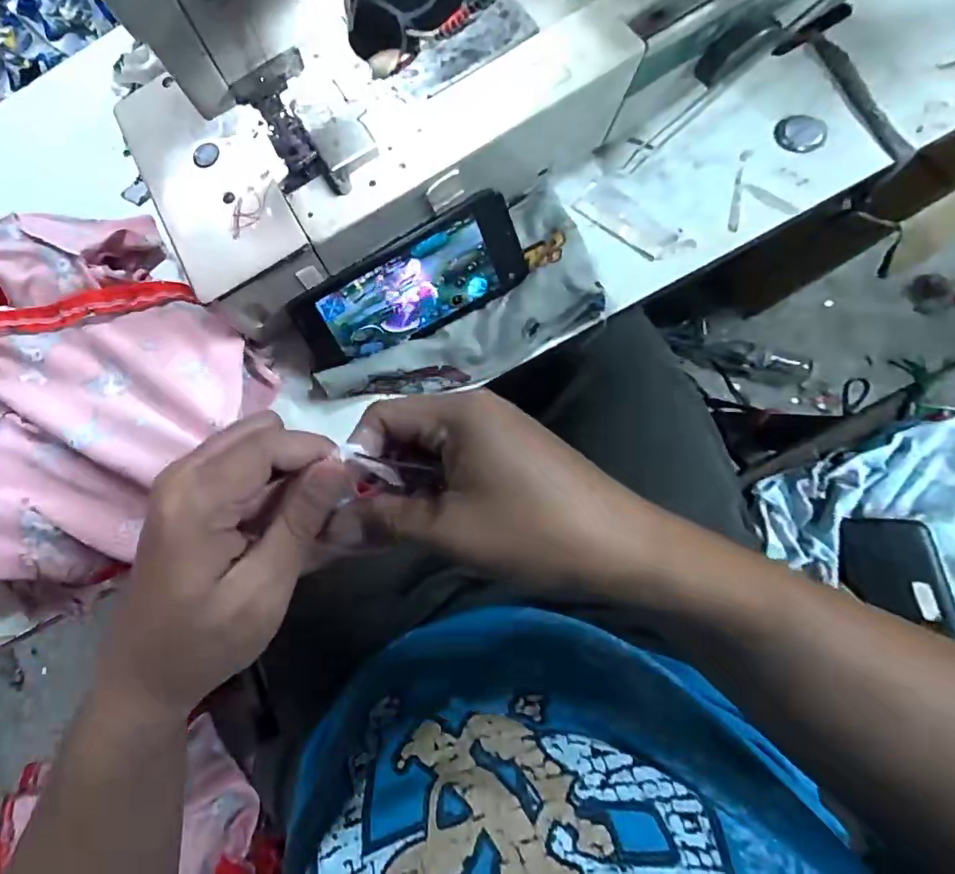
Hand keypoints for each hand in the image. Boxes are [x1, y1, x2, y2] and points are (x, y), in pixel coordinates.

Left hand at [98, 412, 347, 716]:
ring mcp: (178, 477)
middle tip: (319, 505)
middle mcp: (182, 471)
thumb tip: (337, 463)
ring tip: (298, 514)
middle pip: (259, 431)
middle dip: (298, 458)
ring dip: (282, 467)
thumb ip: (300, 519)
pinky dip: (263, 478)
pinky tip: (273, 519)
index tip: (349, 483)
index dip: (315, 452)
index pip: (269, 442)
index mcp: (197, 495)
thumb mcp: (264, 589)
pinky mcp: (182, 489)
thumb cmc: (205, 642)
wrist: (143, 673)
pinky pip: (235, 460)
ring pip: (249, 440)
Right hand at [348, 389, 683, 596]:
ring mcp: (495, 428)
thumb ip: (385, 519)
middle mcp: (473, 407)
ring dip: (409, 485)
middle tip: (373, 525)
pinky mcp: (509, 451)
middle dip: (382, 475)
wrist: (623, 547)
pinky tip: (441, 521)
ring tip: (404, 529)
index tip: (353, 503)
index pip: (380, 415)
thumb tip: (331, 524)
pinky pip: (456, 459)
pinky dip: (438, 487)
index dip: (358, 456)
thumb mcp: (449, 529)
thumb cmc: (530, 531)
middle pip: (404, 429)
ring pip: (428, 449)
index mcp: (456, 410)